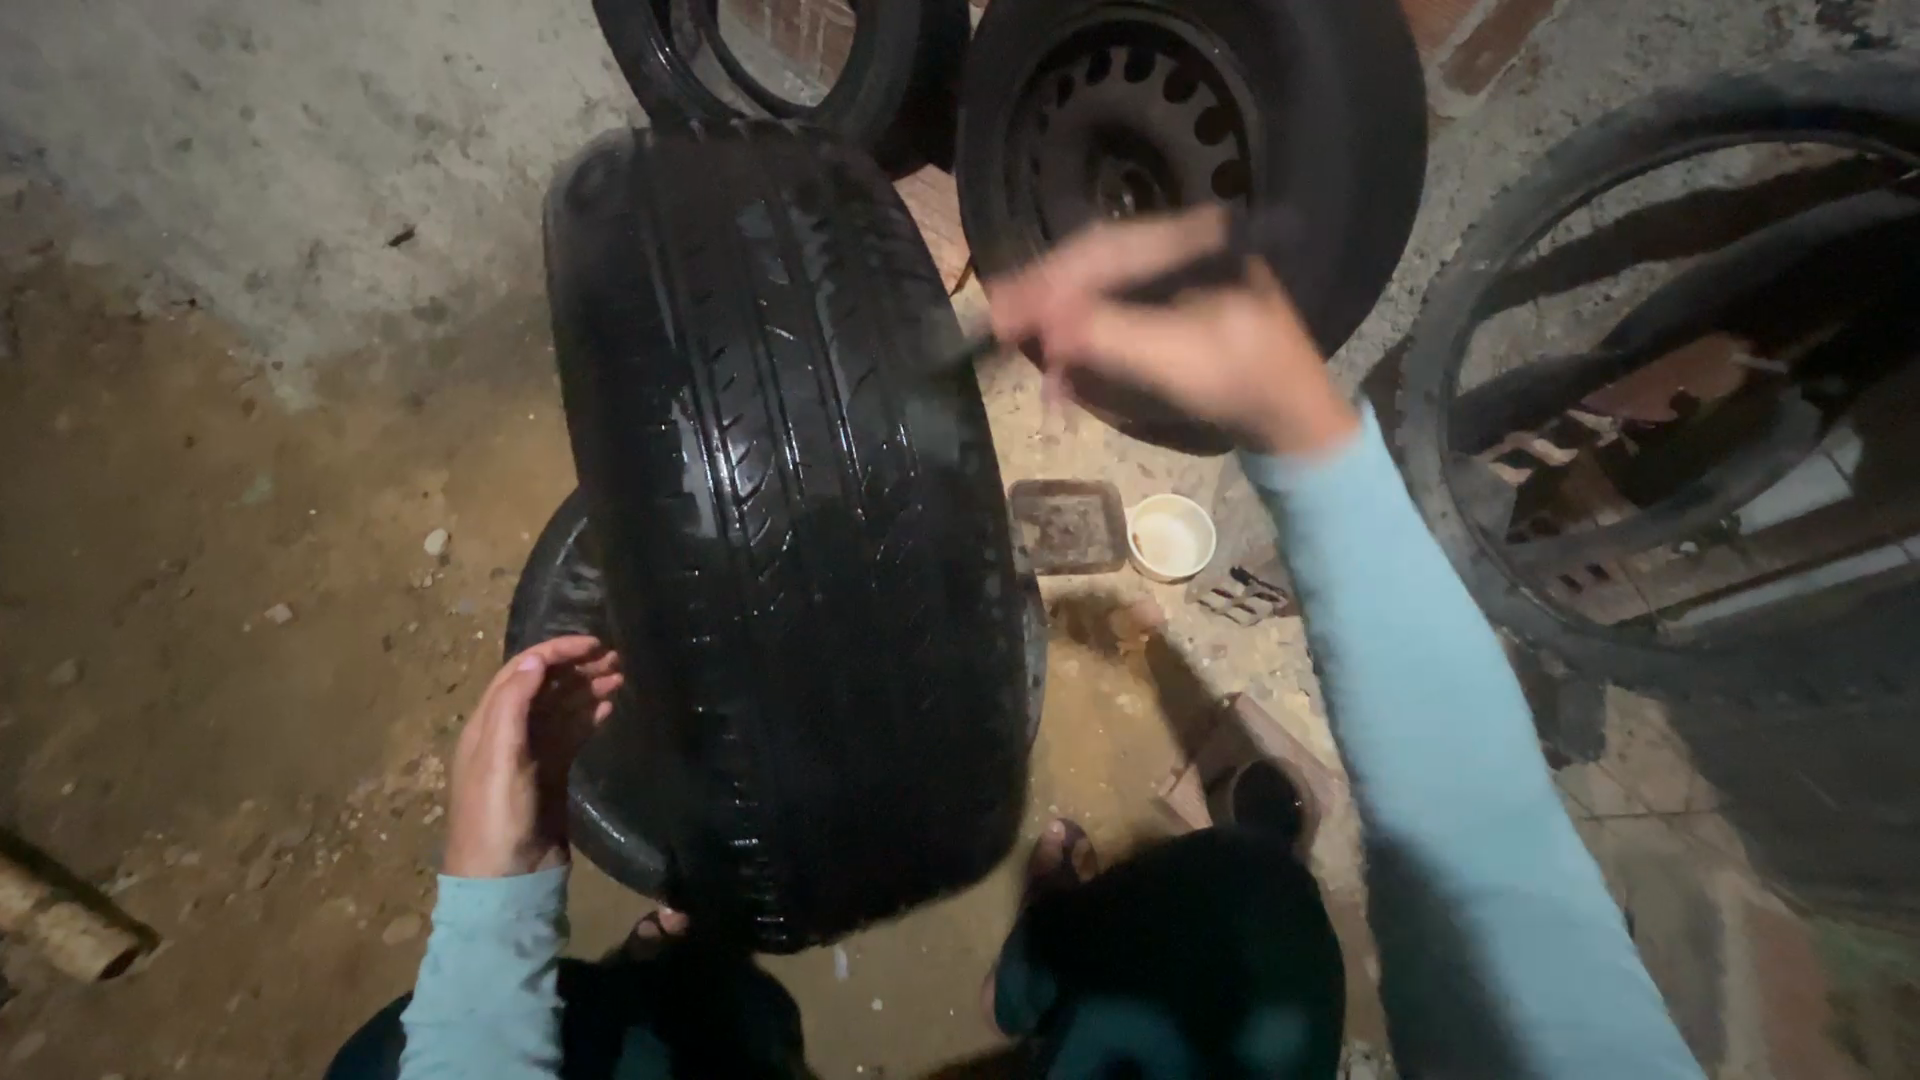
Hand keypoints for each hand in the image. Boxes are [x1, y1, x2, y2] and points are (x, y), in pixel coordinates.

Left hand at [443, 636, 623, 877]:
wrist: (507, 879)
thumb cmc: (498, 818)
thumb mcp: (500, 759)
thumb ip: (513, 706)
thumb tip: (535, 659)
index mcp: (488, 724)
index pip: (521, 671)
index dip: (555, 651)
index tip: (593, 643)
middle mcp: (508, 732)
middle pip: (544, 685)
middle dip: (577, 666)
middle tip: (617, 658)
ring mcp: (531, 752)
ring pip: (561, 706)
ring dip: (588, 687)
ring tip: (621, 677)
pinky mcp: (551, 771)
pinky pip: (572, 732)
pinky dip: (590, 715)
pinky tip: (611, 707)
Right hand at [986, 204, 1359, 455]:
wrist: (1287, 415)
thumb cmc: (1245, 383)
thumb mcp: (1180, 361)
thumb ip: (1111, 336)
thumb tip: (1046, 324)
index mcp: (1194, 243)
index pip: (1105, 250)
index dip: (1050, 280)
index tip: (1003, 311)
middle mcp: (1179, 246)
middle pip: (1094, 262)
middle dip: (1045, 299)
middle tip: (998, 326)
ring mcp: (1171, 277)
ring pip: (1095, 287)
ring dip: (1058, 322)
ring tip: (1025, 350)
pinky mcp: (1162, 307)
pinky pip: (1108, 311)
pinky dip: (1079, 339)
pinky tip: (1061, 363)